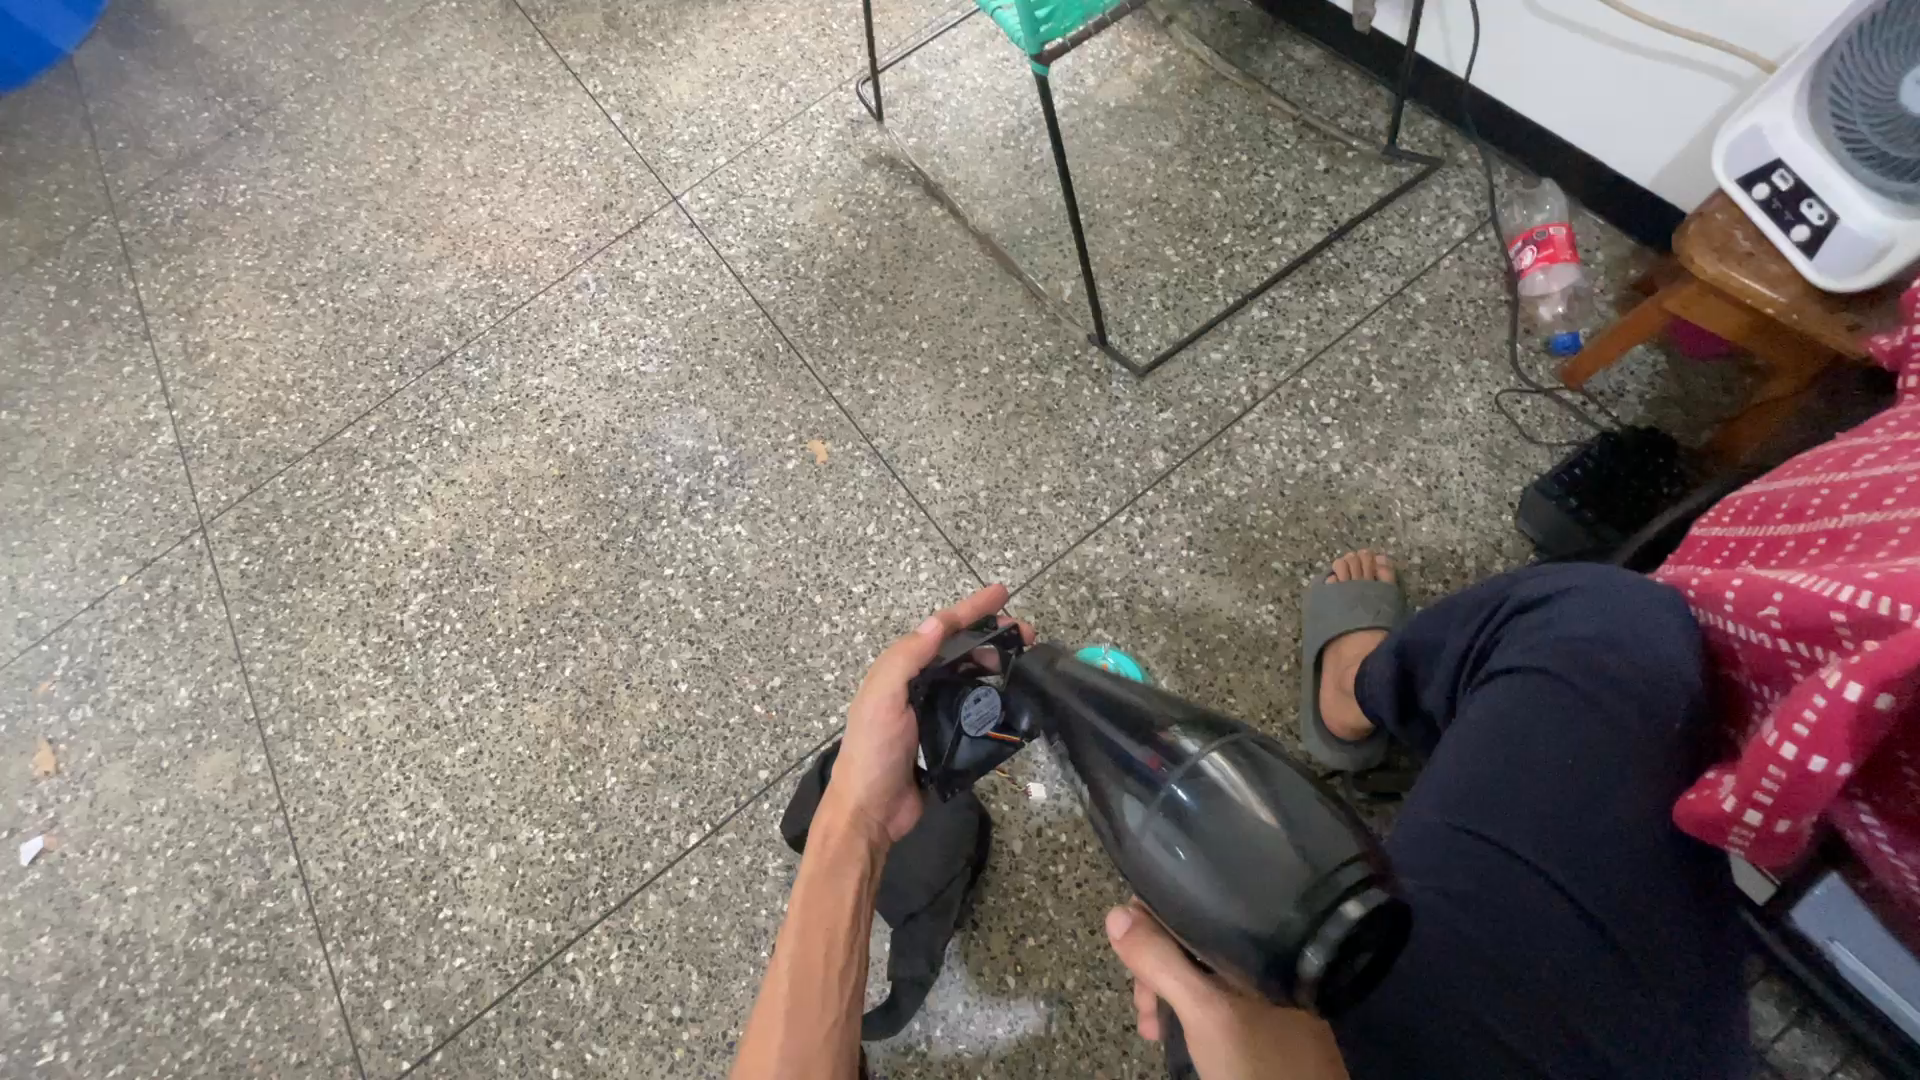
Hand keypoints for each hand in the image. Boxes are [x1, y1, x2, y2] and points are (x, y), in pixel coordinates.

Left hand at [821, 584, 1034, 848]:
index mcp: (901, 669)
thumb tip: (939, 622)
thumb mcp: (883, 697)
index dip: (971, 609)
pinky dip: (993, 698)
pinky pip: (973, 709)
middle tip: (1026, 634)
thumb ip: (908, 658)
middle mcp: (917, 684)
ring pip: (969, 676)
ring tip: (1022, 662)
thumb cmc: (873, 751)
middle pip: (959, 650)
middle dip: (991, 636)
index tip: (1002, 592)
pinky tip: (1012, 698)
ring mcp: (933, 710)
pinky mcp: (947, 737)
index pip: (940, 629)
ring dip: (995, 664)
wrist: (869, 812)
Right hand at [1106, 900, 1350, 1079]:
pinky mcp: (1262, 1014)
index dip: (1148, 919)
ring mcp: (1259, 986)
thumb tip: (1115, 914)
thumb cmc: (1258, 1064)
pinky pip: (1210, 993)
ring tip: (1151, 1028)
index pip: (1187, 902)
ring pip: (1194, 968)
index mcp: (1249, 940)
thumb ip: (1161, 961)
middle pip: (1185, 937)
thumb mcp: (1203, 1011)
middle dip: (1152, 966)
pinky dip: (1184, 1008)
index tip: (1128, 953)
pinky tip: (1173, 1033)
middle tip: (1143, 1006)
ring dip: (1162, 991)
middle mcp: (1255, 954)